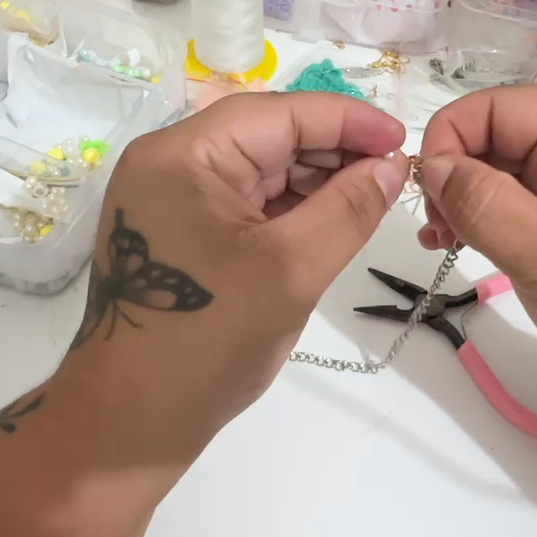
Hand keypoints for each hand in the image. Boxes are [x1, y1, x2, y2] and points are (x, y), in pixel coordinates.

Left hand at [58, 92, 409, 453]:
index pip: (277, 115)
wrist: (134, 421)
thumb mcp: (291, 270)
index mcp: (182, 158)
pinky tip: (334, 221)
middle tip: (394, 175)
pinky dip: (294, 211)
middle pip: (267, 138)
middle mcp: (171, 167)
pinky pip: (249, 207)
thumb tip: (392, 167)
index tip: (402, 140)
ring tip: (373, 199)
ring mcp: (175, 203)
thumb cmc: (207, 342)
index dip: (346, 121)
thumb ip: (347, 210)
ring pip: (262, 172)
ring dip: (318, 182)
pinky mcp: (186, 236)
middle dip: (334, 152)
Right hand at [416, 86, 536, 399]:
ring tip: (442, 242)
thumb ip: (482, 202)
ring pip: (505, 174)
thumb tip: (430, 164)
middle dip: (457, 174)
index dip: (454, 135)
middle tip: (436, 230)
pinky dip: (486, 221)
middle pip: (502, 138)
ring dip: (465, 201)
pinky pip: (520, 206)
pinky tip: (460, 245)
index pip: (504, 107)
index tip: (425, 190)